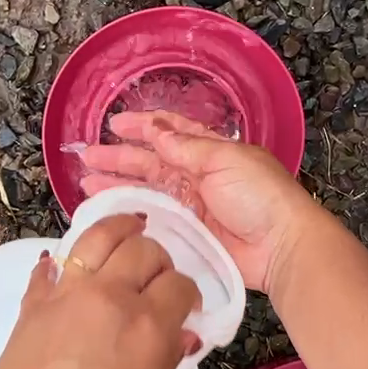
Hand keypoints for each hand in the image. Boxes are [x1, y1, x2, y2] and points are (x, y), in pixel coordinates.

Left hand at [0, 213, 202, 368]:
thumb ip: (166, 362)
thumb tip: (179, 334)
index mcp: (148, 325)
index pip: (179, 284)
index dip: (187, 292)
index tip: (185, 304)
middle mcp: (110, 297)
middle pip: (144, 250)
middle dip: (158, 259)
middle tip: (156, 276)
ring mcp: (67, 294)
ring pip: (97, 237)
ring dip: (118, 228)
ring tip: (128, 227)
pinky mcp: (33, 304)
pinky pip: (49, 268)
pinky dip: (61, 262)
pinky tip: (65, 264)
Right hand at [78, 111, 329, 294]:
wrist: (280, 244)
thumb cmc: (260, 194)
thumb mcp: (225, 159)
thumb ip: (187, 146)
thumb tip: (156, 130)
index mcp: (209, 151)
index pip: (170, 132)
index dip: (143, 126)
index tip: (115, 123)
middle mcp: (195, 176)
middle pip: (149, 162)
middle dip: (118, 157)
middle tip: (87, 156)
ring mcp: (189, 206)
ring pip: (145, 191)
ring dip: (117, 186)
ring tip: (87, 184)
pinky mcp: (185, 232)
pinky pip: (152, 220)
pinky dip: (131, 215)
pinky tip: (109, 212)